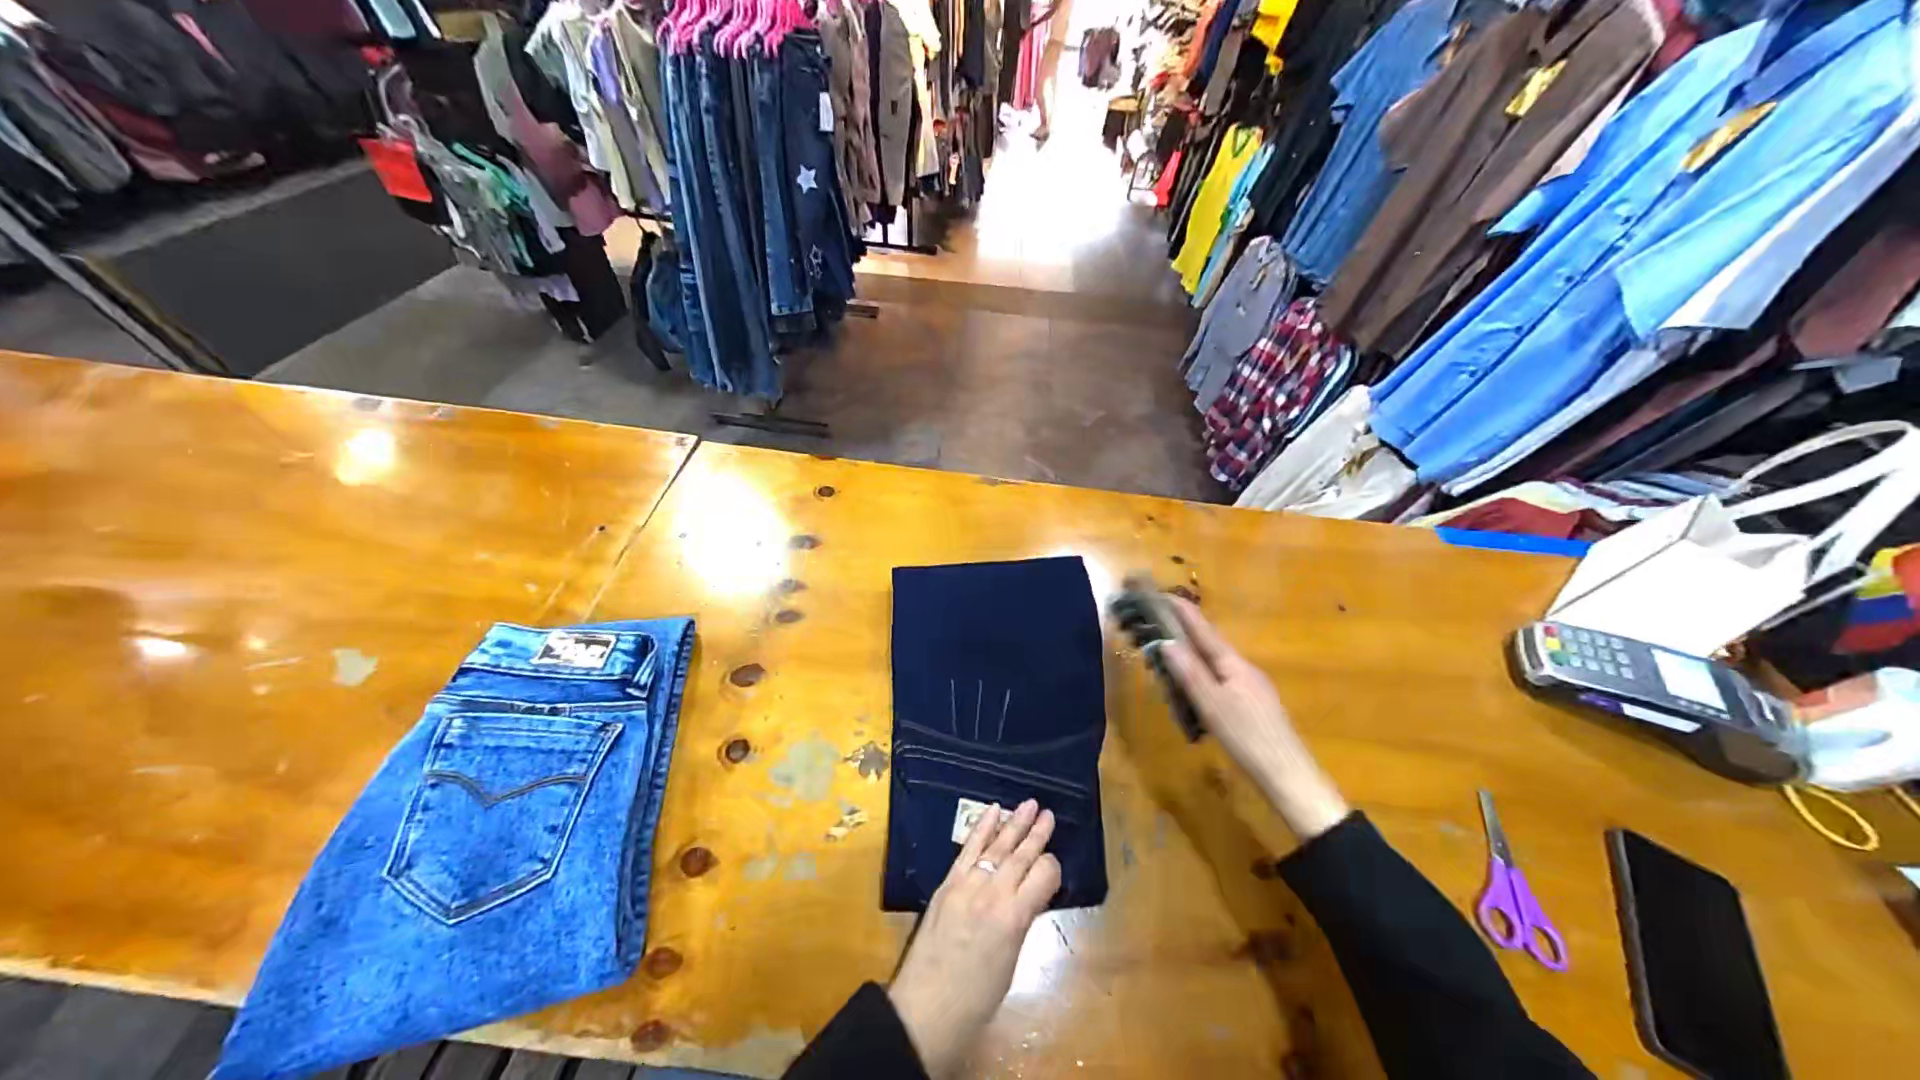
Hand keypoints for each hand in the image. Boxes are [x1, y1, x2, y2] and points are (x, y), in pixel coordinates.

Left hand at [888, 799, 1060, 1078]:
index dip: (1052, 867)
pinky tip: (992, 811)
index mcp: (1014, 918)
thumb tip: (1030, 896)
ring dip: (1013, 823)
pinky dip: (981, 828)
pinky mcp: (947, 883)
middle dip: (1036, 833)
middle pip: (1020, 855)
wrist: (926, 1008)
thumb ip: (1022, 921)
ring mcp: (967, 885)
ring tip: (1029, 804)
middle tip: (1049, 813)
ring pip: (996, 846)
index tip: (1055, 866)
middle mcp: (992, 893)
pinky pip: (968, 849)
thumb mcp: (1011, 960)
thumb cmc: (976, 1000)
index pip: (1043, 875)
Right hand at [1157, 597, 1349, 840]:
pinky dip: (1201, 675)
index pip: (1203, 629)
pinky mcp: (1253, 704)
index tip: (1160, 592)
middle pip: (1209, 643)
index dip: (1181, 610)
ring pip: (1214, 663)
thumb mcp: (1212, 705)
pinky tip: (1192, 690)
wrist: (1288, 775)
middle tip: (1155, 626)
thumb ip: (1189, 673)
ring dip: (1190, 655)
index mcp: (1233, 664)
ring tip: (1167, 657)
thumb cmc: (1247, 738)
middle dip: (1183, 631)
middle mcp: (1244, 668)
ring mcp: (1251, 686)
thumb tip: (1166, 641)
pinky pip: (1220, 679)